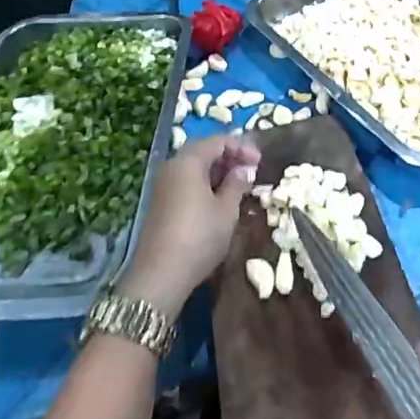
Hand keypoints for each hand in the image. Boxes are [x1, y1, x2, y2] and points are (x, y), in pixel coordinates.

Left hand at [118, 136, 259, 315]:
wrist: (159, 277)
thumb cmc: (199, 236)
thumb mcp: (227, 209)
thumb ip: (238, 183)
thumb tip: (245, 169)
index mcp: (188, 161)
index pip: (219, 140)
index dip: (242, 147)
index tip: (260, 162)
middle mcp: (172, 167)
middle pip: (204, 151)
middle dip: (229, 157)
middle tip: (251, 170)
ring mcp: (163, 185)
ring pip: (194, 167)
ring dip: (218, 171)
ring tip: (239, 185)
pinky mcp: (160, 203)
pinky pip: (186, 182)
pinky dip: (205, 183)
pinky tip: (219, 199)